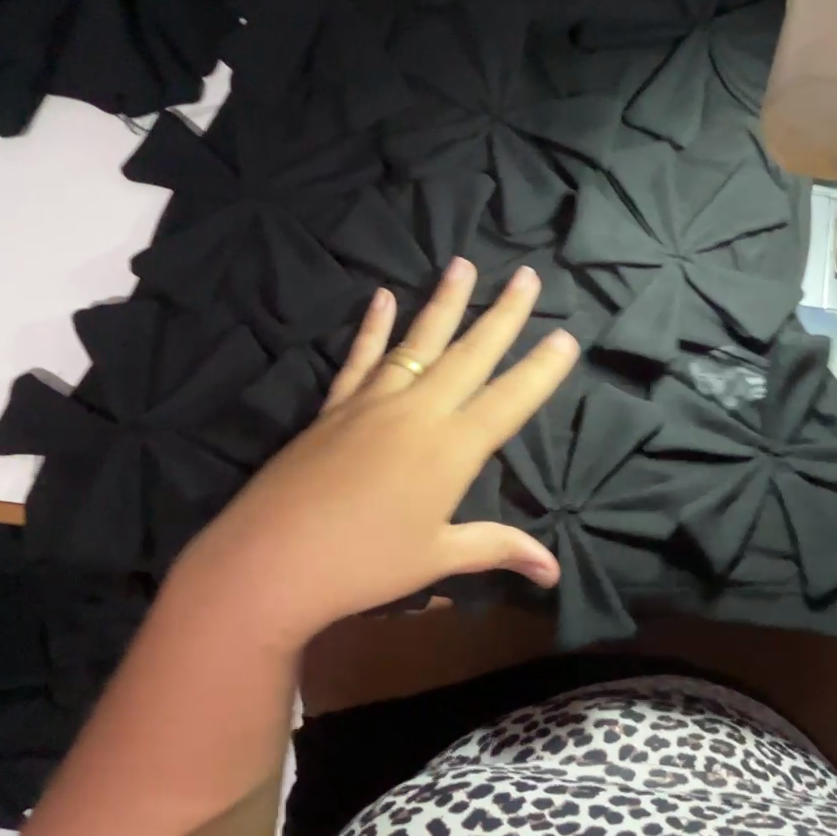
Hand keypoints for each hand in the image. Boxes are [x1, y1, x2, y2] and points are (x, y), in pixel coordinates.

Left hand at [167, 258, 578, 649]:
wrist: (270, 561)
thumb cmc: (364, 565)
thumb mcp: (437, 557)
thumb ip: (497, 548)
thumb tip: (552, 571)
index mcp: (452, 449)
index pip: (509, 400)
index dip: (541, 369)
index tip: (566, 336)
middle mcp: (418, 412)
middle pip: (469, 354)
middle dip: (503, 314)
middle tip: (527, 275)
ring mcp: (372, 402)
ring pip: (417, 341)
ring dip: (444, 302)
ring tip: (462, 264)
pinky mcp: (334, 407)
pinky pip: (361, 357)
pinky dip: (373, 327)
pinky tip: (382, 297)